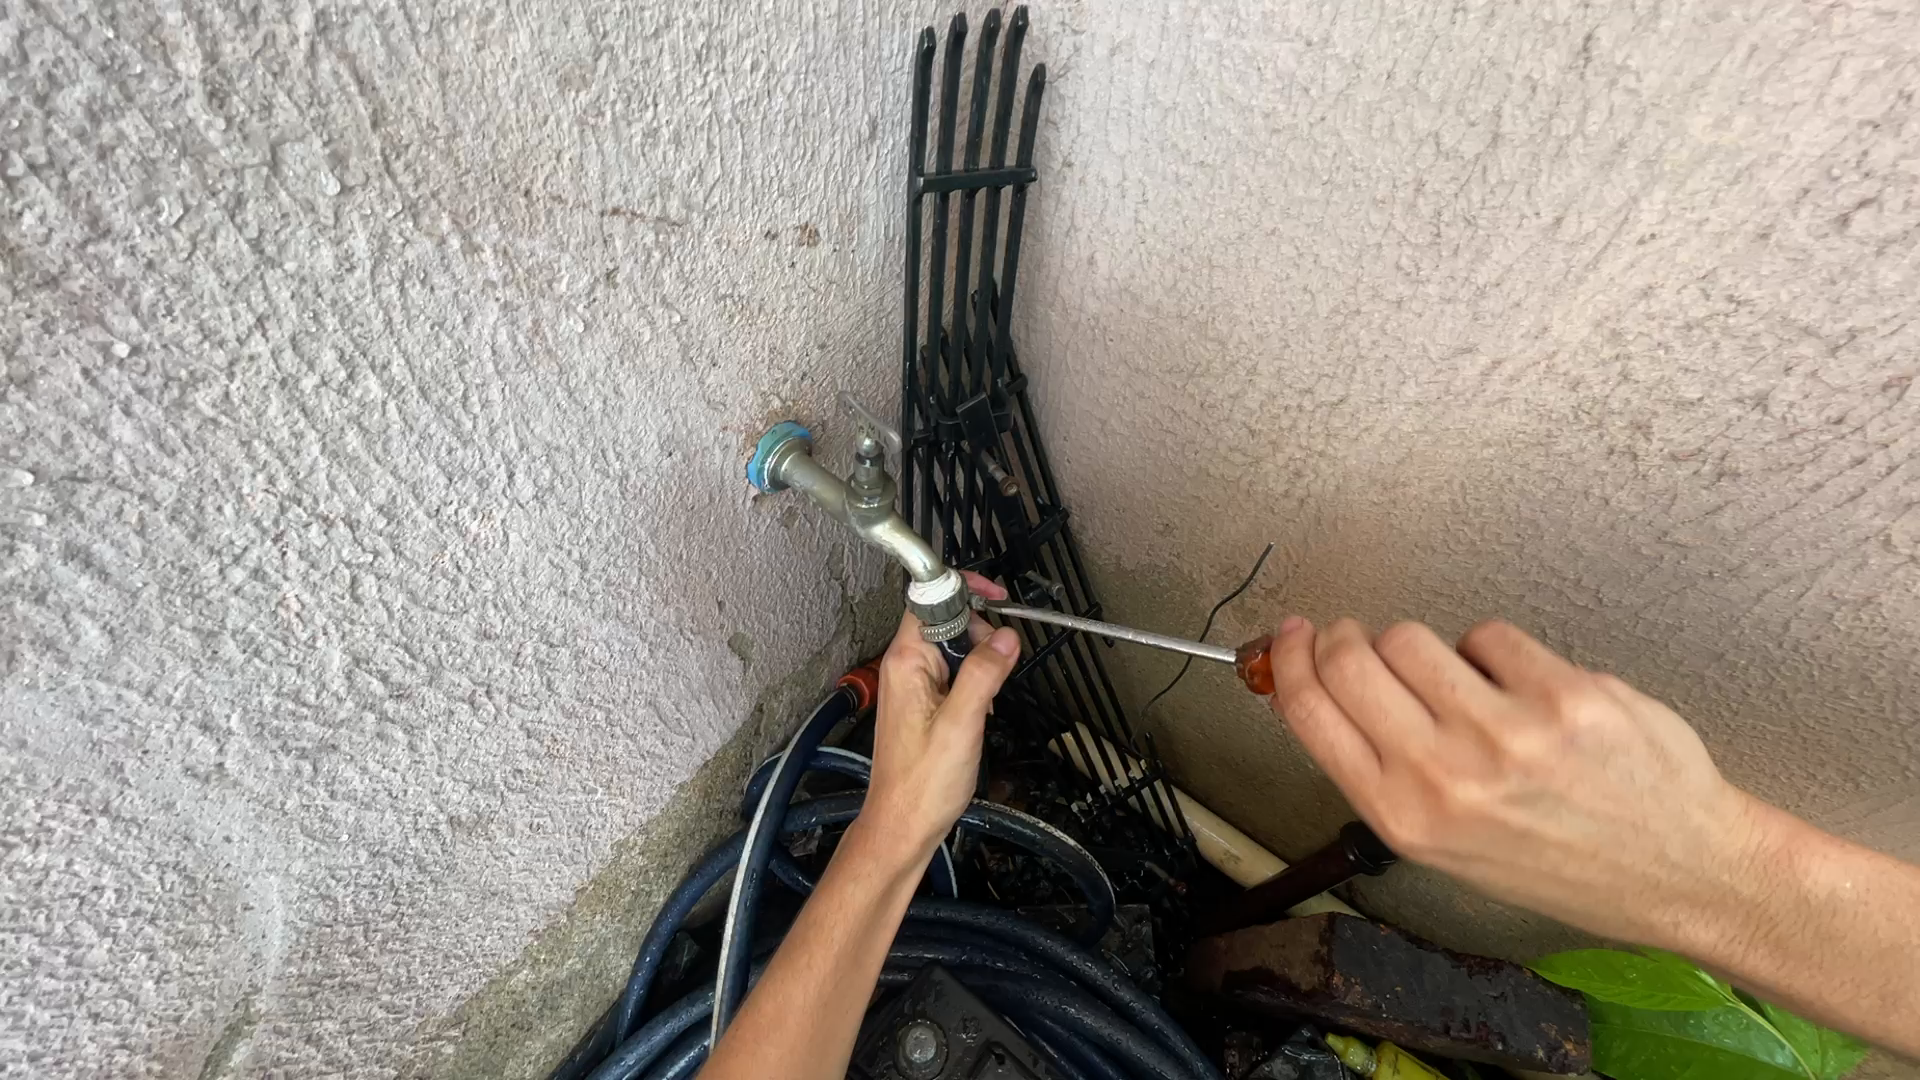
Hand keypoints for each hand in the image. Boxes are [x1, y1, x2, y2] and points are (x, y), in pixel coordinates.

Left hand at [859, 571, 1020, 865]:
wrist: (904, 826)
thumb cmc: (922, 785)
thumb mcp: (961, 723)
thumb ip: (984, 674)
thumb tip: (1006, 636)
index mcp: (906, 662)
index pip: (929, 599)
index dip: (963, 589)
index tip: (995, 595)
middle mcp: (905, 667)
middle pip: (946, 620)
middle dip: (980, 631)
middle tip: (1001, 659)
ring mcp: (914, 685)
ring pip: (953, 647)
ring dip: (980, 660)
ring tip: (989, 696)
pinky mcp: (924, 702)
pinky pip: (954, 673)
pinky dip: (975, 681)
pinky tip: (981, 709)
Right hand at [1267, 616, 1762, 953]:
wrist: (1684, 876)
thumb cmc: (1550, 860)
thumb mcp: (1432, 838)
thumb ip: (1366, 764)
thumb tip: (1311, 687)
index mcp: (1399, 812)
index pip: (1308, 708)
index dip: (1287, 658)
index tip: (1287, 635)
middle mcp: (1443, 775)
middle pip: (1346, 659)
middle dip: (1341, 635)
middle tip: (1354, 637)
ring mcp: (1505, 733)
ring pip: (1407, 636)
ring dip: (1417, 646)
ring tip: (1454, 678)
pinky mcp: (1563, 696)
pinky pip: (1484, 633)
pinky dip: (1490, 650)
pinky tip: (1515, 684)